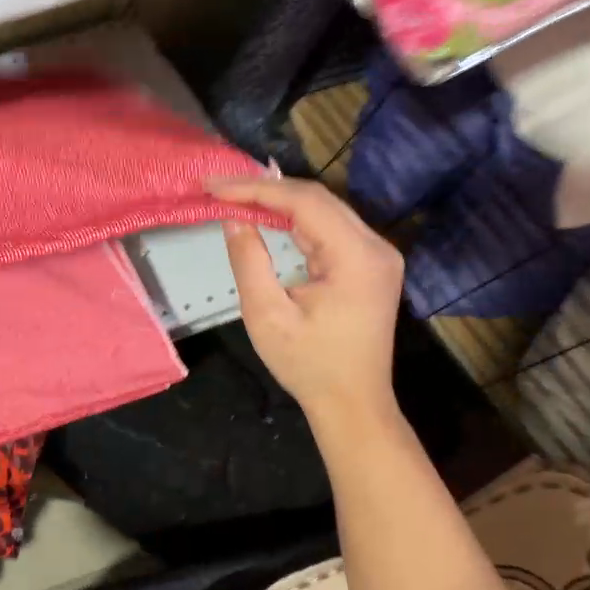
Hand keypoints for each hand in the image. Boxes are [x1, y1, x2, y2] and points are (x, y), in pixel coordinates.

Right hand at [210, 177, 403, 425]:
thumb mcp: (266, 313)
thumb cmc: (308, 363)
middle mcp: (375, 246)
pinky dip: (293, 218)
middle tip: (217, 187)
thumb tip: (232, 218)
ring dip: (277, 200)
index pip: (303, 203)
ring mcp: (376, 254)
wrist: (352, 402)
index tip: (213, 187)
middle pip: (317, 199)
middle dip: (264, 188)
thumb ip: (249, 260)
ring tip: (233, 195)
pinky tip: (263, 214)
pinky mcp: (368, 264)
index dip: (255, 189)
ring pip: (322, 209)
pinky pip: (327, 227)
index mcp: (356, 257)